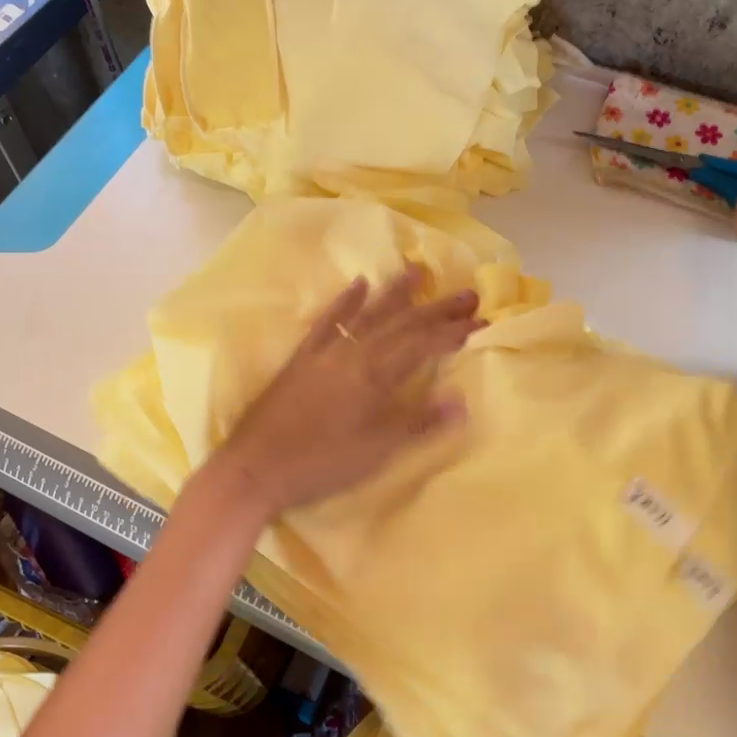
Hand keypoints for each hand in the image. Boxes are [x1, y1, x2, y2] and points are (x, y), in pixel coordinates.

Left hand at [206, 266, 482, 517]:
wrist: (255, 467)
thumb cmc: (320, 464)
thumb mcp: (376, 451)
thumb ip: (417, 423)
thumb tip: (461, 400)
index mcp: (375, 376)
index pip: (423, 345)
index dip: (453, 332)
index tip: (482, 320)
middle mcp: (353, 354)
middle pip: (401, 324)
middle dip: (436, 308)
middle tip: (467, 291)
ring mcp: (325, 352)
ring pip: (367, 313)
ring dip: (395, 292)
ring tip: (418, 270)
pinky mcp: (302, 357)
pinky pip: (328, 320)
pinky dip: (345, 300)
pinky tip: (358, 283)